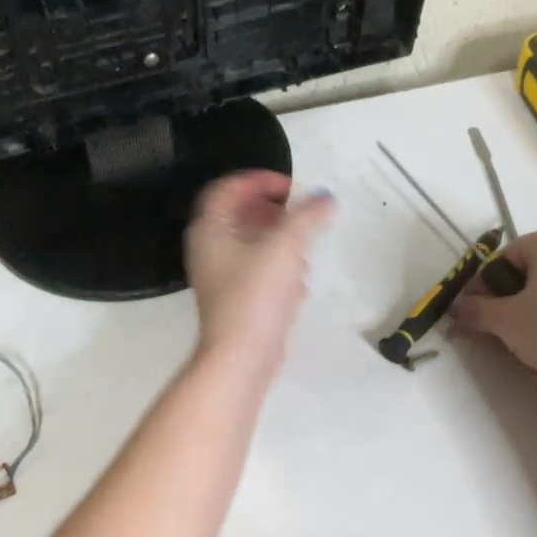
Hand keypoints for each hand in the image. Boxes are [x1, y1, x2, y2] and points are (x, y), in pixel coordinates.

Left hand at [185, 171, 335, 377]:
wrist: (242, 356)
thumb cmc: (255, 295)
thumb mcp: (284, 247)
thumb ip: (307, 217)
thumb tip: (326, 198)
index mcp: (210, 229)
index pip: (228, 188)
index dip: (259, 180)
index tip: (291, 187)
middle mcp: (210, 249)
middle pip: (240, 215)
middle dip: (274, 211)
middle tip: (302, 213)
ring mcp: (222, 276)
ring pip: (252, 244)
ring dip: (281, 240)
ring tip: (305, 245)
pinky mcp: (237, 299)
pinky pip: (258, 271)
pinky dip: (280, 267)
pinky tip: (300, 279)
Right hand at [453, 225, 536, 392]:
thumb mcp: (506, 322)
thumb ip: (476, 311)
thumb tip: (459, 309)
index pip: (505, 257)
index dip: (483, 287)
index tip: (473, 313)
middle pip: (534, 270)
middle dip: (512, 299)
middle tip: (499, 328)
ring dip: (536, 310)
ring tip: (529, 342)